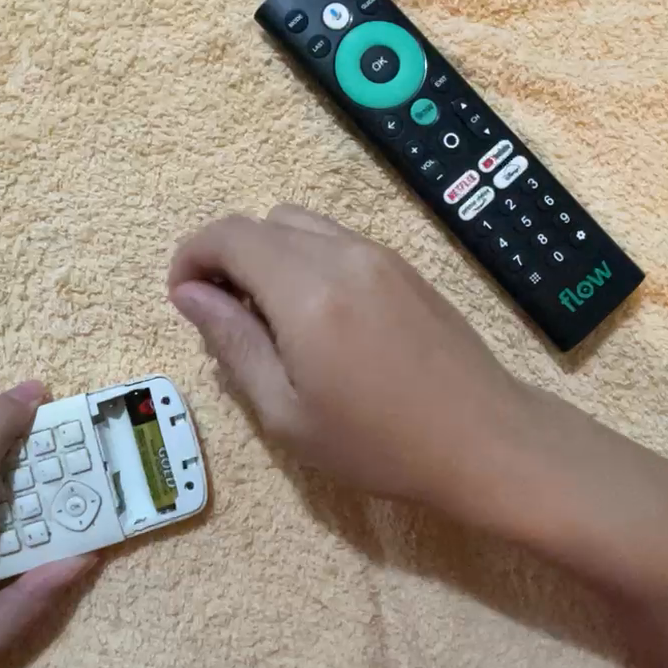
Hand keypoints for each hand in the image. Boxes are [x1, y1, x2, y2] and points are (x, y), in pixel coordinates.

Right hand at [168, 205, 535, 507]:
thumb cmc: (379, 444)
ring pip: (301, 224)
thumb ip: (233, 343)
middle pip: (262, 223)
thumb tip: (190, 295)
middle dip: (227, 257)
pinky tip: (318, 314)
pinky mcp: (404, 264)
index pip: (229, 235)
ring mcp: (380, 254)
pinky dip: (306, 258)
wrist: (485, 439)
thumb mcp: (286, 413)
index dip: (192, 256)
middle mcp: (343, 254)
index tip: (183, 299)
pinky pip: (337, 240)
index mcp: (308, 291)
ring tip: (270, 316)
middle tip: (225, 317)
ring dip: (268, 255)